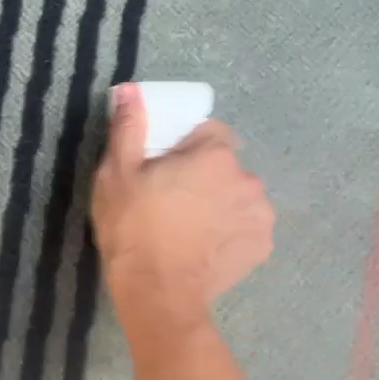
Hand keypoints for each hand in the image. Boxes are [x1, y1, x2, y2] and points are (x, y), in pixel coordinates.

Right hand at [92, 83, 273, 341]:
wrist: (157, 289)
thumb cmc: (132, 227)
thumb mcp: (116, 174)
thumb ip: (129, 129)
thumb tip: (131, 90)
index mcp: (214, 155)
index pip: (207, 133)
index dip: (181, 147)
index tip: (158, 169)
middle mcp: (247, 178)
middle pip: (222, 167)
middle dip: (200, 177)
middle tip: (165, 201)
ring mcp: (260, 214)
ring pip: (234, 197)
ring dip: (215, 204)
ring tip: (182, 228)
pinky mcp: (262, 245)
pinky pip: (242, 227)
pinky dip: (225, 232)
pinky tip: (199, 247)